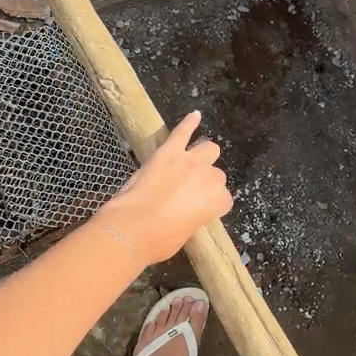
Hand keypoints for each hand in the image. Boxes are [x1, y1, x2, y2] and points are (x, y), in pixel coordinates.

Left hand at [98, 112, 231, 263]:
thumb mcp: (185, 232)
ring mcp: (190, 161)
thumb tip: (184, 212)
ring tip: (194, 161)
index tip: (198, 212)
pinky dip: (188, 123)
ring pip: (208, 149)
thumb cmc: (159, 240)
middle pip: (216, 175)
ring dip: (203, 156)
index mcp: (218, 200)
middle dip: (206, 181)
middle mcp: (210, 177)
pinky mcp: (170, 151)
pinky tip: (194, 116)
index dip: (210, 206)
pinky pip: (182, 132)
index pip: (223, 201)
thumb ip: (192, 215)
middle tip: (190, 192)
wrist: (133, 228)